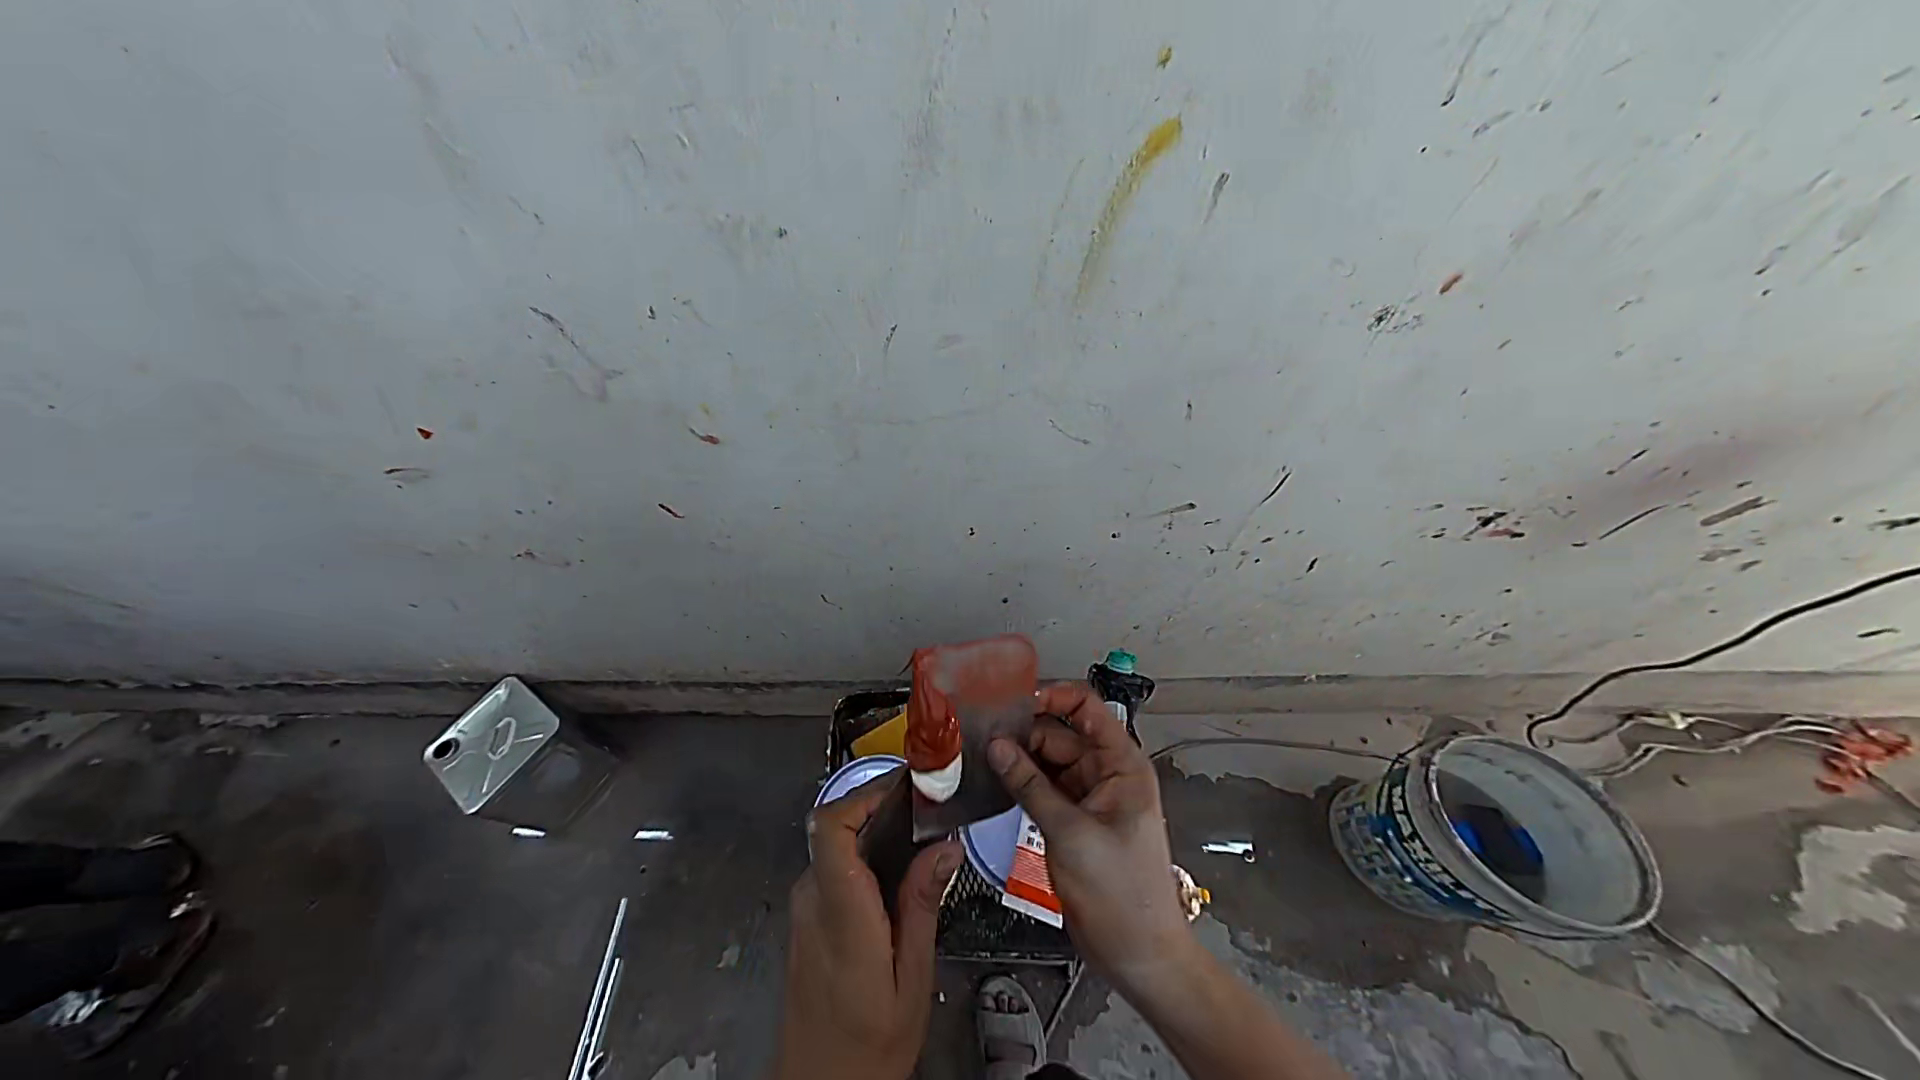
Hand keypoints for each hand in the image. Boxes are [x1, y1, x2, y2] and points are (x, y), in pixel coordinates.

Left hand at [771, 773, 962, 1079]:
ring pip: (838, 846)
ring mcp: (804, 907)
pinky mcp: (807, 917)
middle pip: (837, 828)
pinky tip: (899, 873)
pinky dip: (866, 857)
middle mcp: (813, 899)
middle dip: (882, 808)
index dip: (864, 794)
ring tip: (924, 838)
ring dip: (877, 833)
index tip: (905, 786)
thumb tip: (945, 847)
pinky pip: (835, 868)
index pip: (830, 827)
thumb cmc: (869, 1044)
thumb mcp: (912, 978)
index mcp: (841, 912)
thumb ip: (922, 905)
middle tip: (930, 809)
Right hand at [987, 682, 1194, 993]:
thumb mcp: (1071, 833)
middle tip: (983, 737)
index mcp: (1122, 764)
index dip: (1052, 697)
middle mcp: (1106, 772)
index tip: (1014, 703)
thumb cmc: (1121, 893)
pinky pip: (1044, 787)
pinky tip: (995, 781)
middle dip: (1024, 734)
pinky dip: (1022, 783)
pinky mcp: (1073, 818)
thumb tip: (997, 746)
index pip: (1087, 707)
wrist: (1137, 953)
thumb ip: (1030, 786)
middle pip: (1060, 734)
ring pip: (1047, 761)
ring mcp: (1088, 795)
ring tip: (981, 757)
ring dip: (1019, 759)